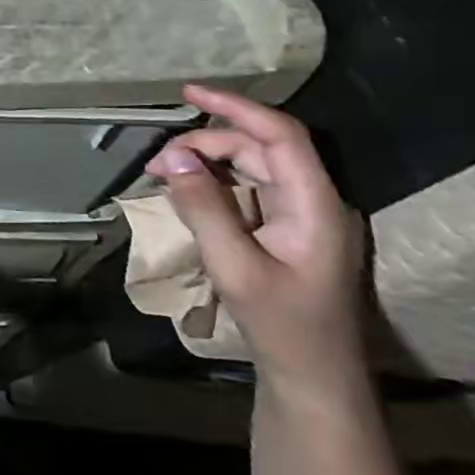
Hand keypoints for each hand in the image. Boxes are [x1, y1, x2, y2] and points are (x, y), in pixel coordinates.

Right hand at [146, 85, 368, 395]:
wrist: (313, 380)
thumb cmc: (283, 328)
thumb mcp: (236, 269)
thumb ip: (204, 209)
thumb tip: (173, 158)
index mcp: (315, 204)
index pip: (279, 135)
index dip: (236, 107)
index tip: (190, 93)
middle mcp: (312, 199)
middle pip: (260, 148)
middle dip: (207, 143)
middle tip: (159, 161)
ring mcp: (301, 215)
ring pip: (252, 166)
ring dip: (208, 162)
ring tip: (164, 174)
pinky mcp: (287, 229)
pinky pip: (249, 189)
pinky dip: (215, 183)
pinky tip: (187, 191)